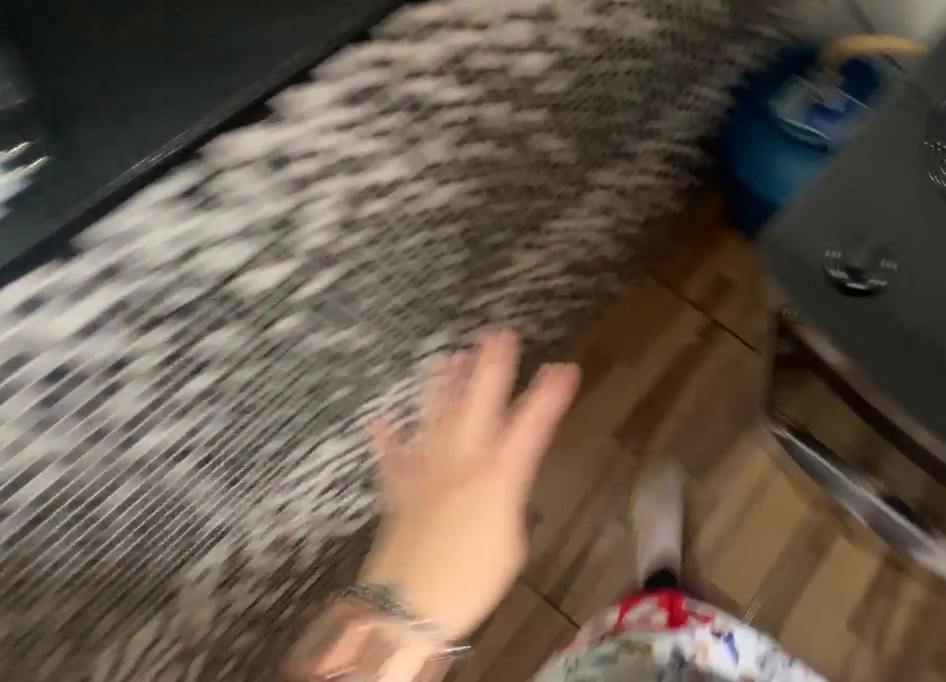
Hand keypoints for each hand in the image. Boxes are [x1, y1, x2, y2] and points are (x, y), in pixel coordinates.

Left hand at [359, 331, 580, 639]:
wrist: (404, 612)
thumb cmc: (472, 581)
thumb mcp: (510, 542)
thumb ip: (507, 501)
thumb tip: (503, 485)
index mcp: (498, 476)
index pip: (531, 425)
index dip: (549, 395)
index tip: (564, 366)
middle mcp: (462, 464)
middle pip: (479, 406)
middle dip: (492, 369)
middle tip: (499, 335)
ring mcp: (425, 475)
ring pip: (436, 420)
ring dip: (443, 387)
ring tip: (450, 357)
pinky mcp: (397, 494)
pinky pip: (390, 460)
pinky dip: (385, 437)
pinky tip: (381, 417)